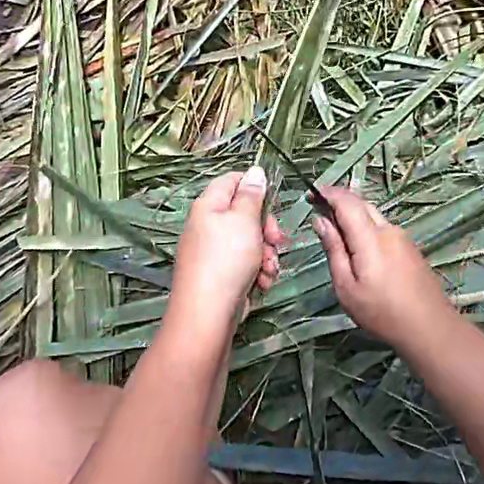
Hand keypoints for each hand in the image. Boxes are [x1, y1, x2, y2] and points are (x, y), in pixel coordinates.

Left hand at [169, 167, 284, 330]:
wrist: (207, 312)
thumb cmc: (227, 260)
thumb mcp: (245, 220)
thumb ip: (252, 194)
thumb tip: (255, 171)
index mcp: (209, 205)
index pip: (233, 180)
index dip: (256, 187)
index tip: (272, 204)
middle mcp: (208, 225)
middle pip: (245, 214)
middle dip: (266, 229)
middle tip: (276, 240)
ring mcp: (213, 251)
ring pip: (250, 241)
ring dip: (266, 253)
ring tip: (268, 268)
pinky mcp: (220, 273)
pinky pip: (245, 263)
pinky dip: (257, 270)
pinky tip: (262, 281)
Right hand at [315, 187, 461, 354]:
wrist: (429, 327)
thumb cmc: (381, 312)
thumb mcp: (346, 287)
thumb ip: (334, 250)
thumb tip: (321, 221)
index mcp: (370, 237)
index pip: (347, 201)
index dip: (327, 193)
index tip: (310, 195)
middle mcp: (388, 230)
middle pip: (361, 204)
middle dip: (339, 201)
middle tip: (318, 209)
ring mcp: (402, 238)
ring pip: (373, 215)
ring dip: (353, 215)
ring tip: (335, 231)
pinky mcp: (409, 248)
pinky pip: (383, 228)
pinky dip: (366, 227)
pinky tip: (359, 246)